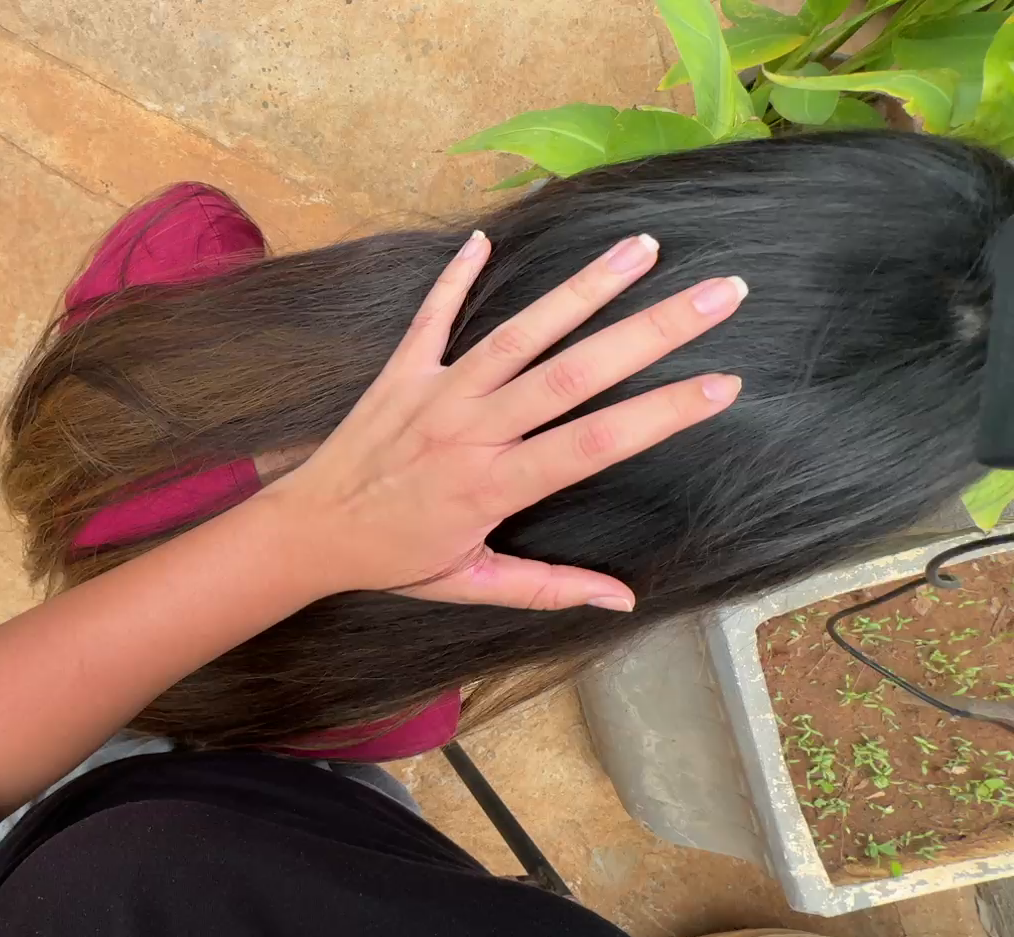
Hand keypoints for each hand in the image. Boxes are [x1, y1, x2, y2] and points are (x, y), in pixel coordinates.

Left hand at [268, 230, 743, 611]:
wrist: (306, 531)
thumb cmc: (386, 558)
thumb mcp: (463, 583)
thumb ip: (543, 587)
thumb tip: (622, 600)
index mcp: (490, 488)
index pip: (592, 444)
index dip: (661, 413)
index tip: (725, 382)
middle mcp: (466, 434)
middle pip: (569, 376)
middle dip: (649, 332)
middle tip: (721, 291)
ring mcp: (430, 398)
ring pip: (513, 338)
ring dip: (577, 291)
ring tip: (639, 249)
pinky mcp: (396, 378)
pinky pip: (428, 321)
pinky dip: (452, 280)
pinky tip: (482, 240)